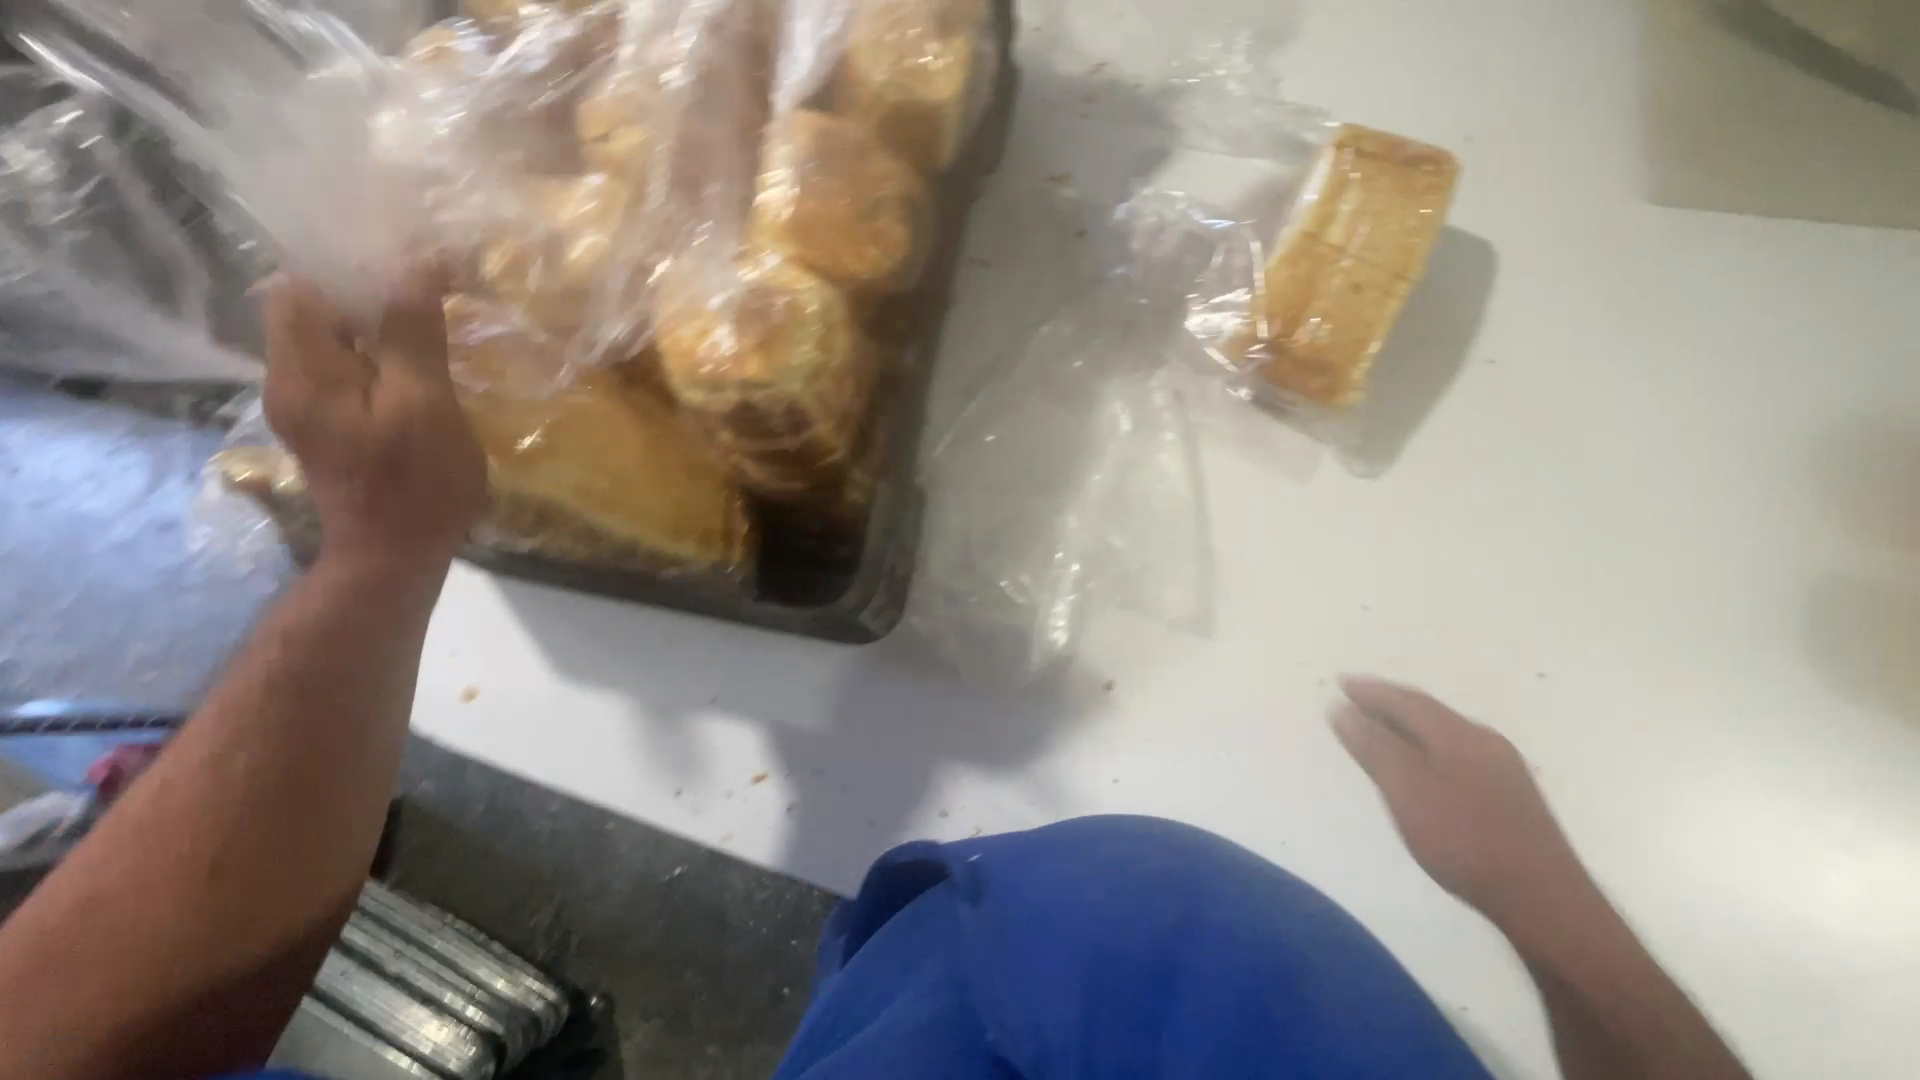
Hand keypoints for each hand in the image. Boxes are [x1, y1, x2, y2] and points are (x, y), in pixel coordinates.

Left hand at [261, 270, 486, 573]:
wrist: (395, 557)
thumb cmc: (417, 483)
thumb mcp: (425, 404)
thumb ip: (411, 334)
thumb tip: (413, 267)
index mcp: (303, 369)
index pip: (300, 285)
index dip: (351, 269)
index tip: (411, 273)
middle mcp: (288, 379)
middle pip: (311, 309)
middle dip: (366, 295)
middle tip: (430, 300)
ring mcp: (305, 406)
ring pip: (331, 340)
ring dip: (376, 327)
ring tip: (431, 331)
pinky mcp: (328, 427)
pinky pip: (345, 370)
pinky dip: (378, 358)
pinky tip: (418, 371)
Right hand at [1331, 676, 1593, 930]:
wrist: (1542, 899)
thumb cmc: (1464, 840)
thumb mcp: (1407, 790)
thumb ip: (1374, 747)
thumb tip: (1342, 709)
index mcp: (1459, 735)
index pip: (1406, 700)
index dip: (1370, 690)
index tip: (1339, 683)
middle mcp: (1484, 742)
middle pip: (1427, 712)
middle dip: (1388, 703)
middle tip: (1354, 699)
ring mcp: (1501, 768)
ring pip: (1444, 733)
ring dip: (1407, 725)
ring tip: (1379, 729)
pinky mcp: (1509, 795)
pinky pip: (1456, 753)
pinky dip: (1425, 746)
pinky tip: (1420, 765)